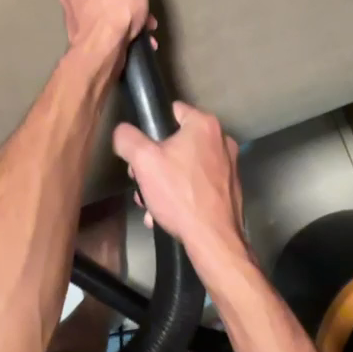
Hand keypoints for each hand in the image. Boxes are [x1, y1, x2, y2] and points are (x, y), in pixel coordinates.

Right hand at [112, 102, 245, 263]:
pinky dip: (183, 195)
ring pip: (187, 166)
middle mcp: (222, 140)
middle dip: (156, 162)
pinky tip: (167, 215)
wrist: (213, 240)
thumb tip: (122, 132)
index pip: (173, 111)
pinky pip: (199, 185)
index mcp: (205, 124)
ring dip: (166, 182)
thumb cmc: (179, 193)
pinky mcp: (230, 190)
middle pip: (178, 142)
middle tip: (142, 181)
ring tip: (152, 204)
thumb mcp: (143, 161)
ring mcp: (229, 167)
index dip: (153, 127)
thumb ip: (127, 139)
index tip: (142, 148)